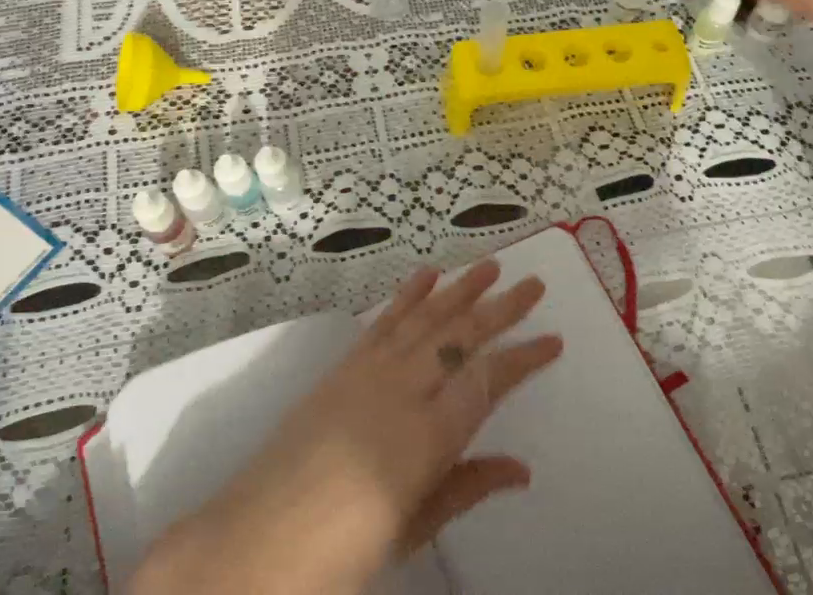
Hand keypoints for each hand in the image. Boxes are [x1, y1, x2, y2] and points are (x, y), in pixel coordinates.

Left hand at [133, 260, 562, 594]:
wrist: (259, 538)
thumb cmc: (345, 546)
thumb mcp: (414, 527)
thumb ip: (466, 487)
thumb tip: (521, 469)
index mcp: (428, 434)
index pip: (488, 380)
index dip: (524, 358)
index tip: (553, 340)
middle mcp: (402, 390)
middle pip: (460, 336)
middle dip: (501, 309)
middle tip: (534, 285)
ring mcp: (368, 373)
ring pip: (423, 319)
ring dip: (459, 289)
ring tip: (490, 266)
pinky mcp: (341, 368)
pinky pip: (382, 323)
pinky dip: (407, 296)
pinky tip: (426, 276)